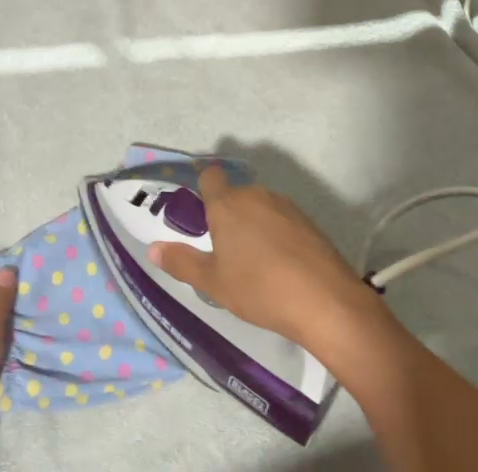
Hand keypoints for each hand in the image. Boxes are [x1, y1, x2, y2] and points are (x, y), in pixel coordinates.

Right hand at [148, 165, 388, 356]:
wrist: (324, 300)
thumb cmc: (259, 289)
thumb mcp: (213, 282)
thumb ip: (181, 262)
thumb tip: (152, 248)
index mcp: (227, 204)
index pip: (210, 177)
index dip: (203, 190)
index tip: (200, 216)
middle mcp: (255, 195)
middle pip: (235, 194)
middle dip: (227, 215)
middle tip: (222, 250)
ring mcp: (286, 205)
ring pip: (259, 206)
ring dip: (252, 225)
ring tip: (252, 262)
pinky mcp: (307, 221)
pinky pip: (281, 219)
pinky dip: (276, 234)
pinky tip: (279, 266)